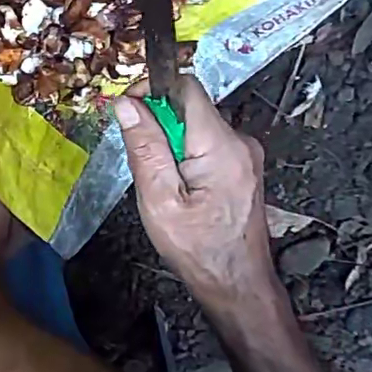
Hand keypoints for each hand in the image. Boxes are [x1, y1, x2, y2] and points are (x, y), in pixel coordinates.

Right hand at [114, 76, 274, 302]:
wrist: (238, 284)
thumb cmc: (197, 249)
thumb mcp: (159, 200)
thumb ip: (144, 148)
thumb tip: (126, 104)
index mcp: (220, 145)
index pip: (186, 87)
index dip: (152, 91)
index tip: (128, 113)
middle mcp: (239, 141)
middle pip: (190, 106)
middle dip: (159, 123)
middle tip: (143, 162)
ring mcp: (245, 153)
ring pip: (196, 125)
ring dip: (171, 141)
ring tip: (162, 181)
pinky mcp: (243, 165)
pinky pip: (207, 142)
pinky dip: (186, 154)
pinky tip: (181, 187)